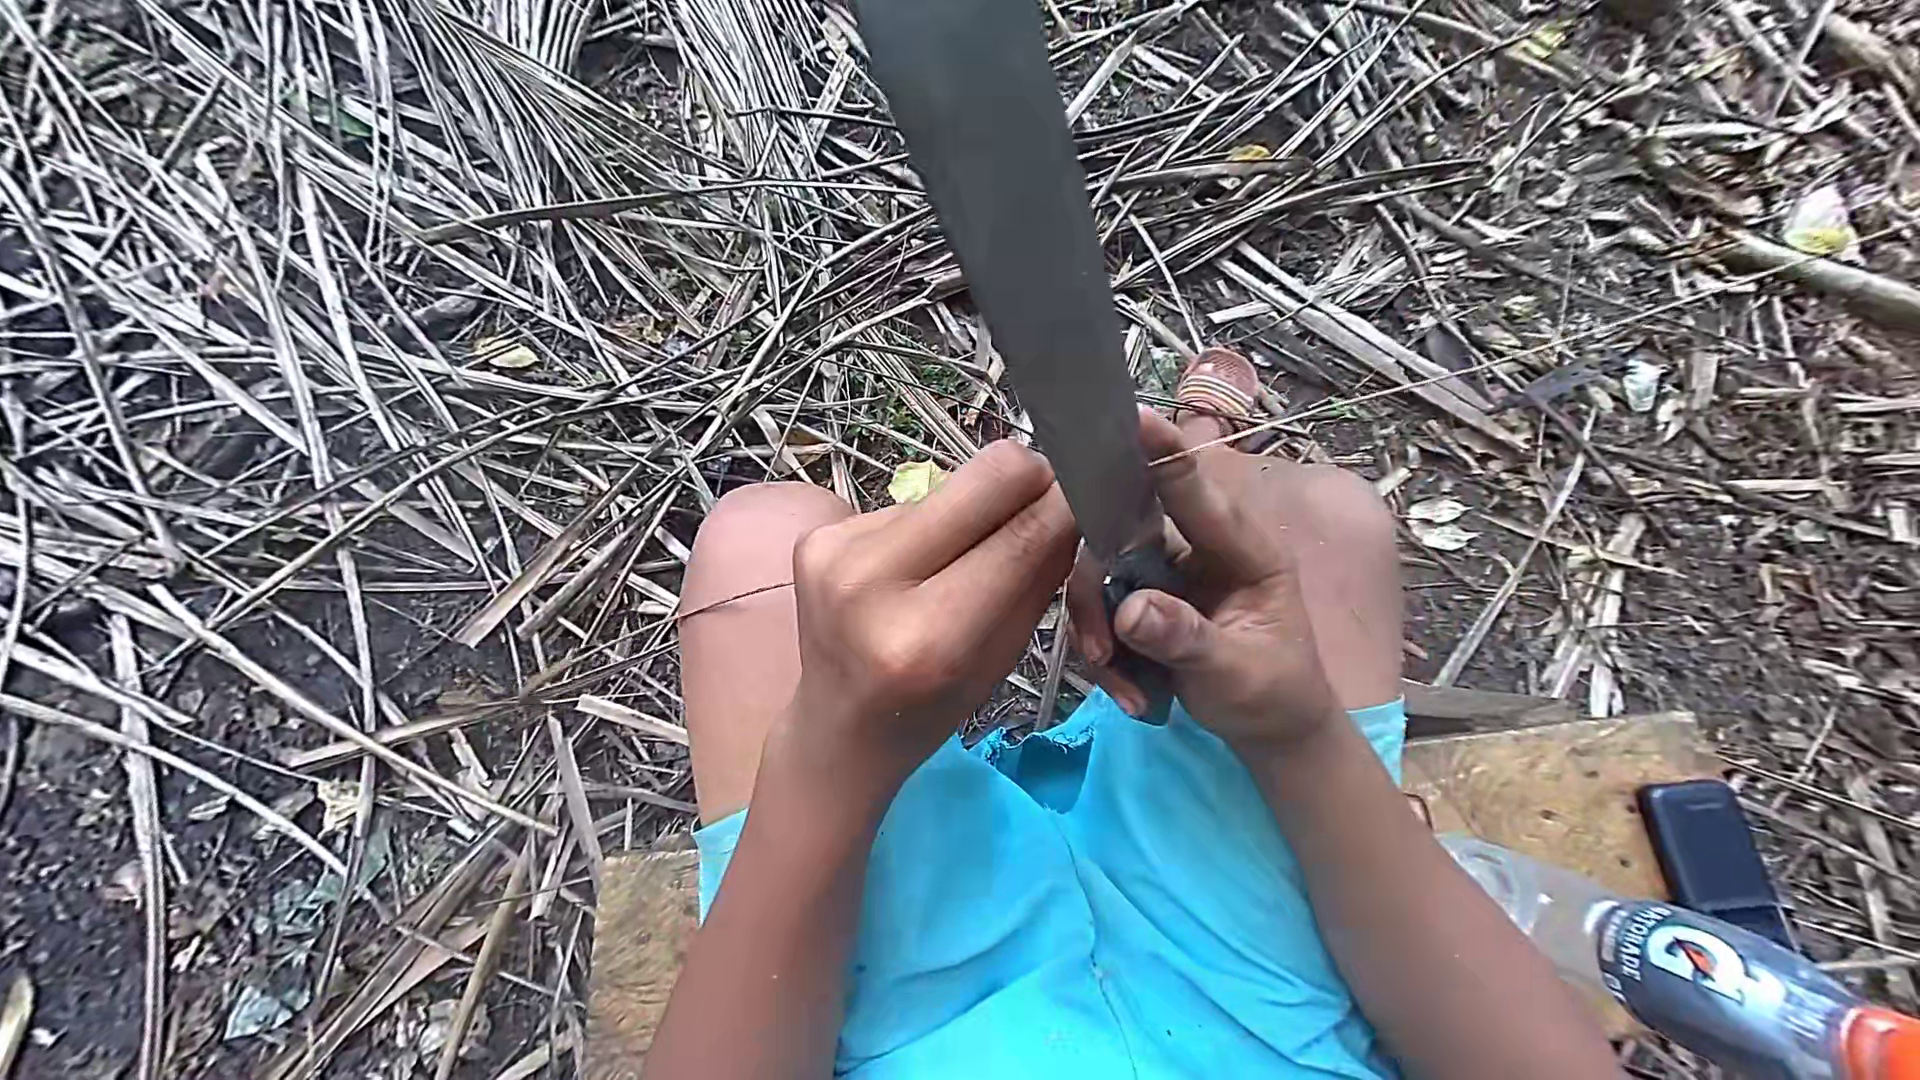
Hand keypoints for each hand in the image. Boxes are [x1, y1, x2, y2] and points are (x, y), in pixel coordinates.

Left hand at [782, 441, 1076, 797]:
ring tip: (968, 552)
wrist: (838, 728)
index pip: (1023, 536)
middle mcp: (869, 581)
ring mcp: (834, 548)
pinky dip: (936, 523)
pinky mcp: (818, 533)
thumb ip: (1039, 575)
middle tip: (1043, 504)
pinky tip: (921, 562)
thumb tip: (1070, 501)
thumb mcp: (1002, 657)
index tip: (1091, 496)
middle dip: (1031, 481)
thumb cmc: (930, 710)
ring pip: (949, 484)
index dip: (1067, 505)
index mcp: (925, 637)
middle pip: (986, 475)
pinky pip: (910, 503)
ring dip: (978, 507)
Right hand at [1067, 410, 1338, 753]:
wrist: (1268, 727)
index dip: (1164, 456)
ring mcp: (1161, 572)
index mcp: (1240, 549)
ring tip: (1122, 687)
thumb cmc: (1272, 693)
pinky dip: (1102, 653)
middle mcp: (1193, 549)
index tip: (1133, 423)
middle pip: (1119, 535)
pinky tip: (1130, 693)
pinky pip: (1098, 608)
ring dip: (1096, 632)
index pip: (1197, 493)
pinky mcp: (1138, 597)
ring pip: (1098, 576)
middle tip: (1098, 649)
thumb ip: (1187, 639)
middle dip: (1098, 592)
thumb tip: (1130, 610)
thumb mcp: (1238, 673)